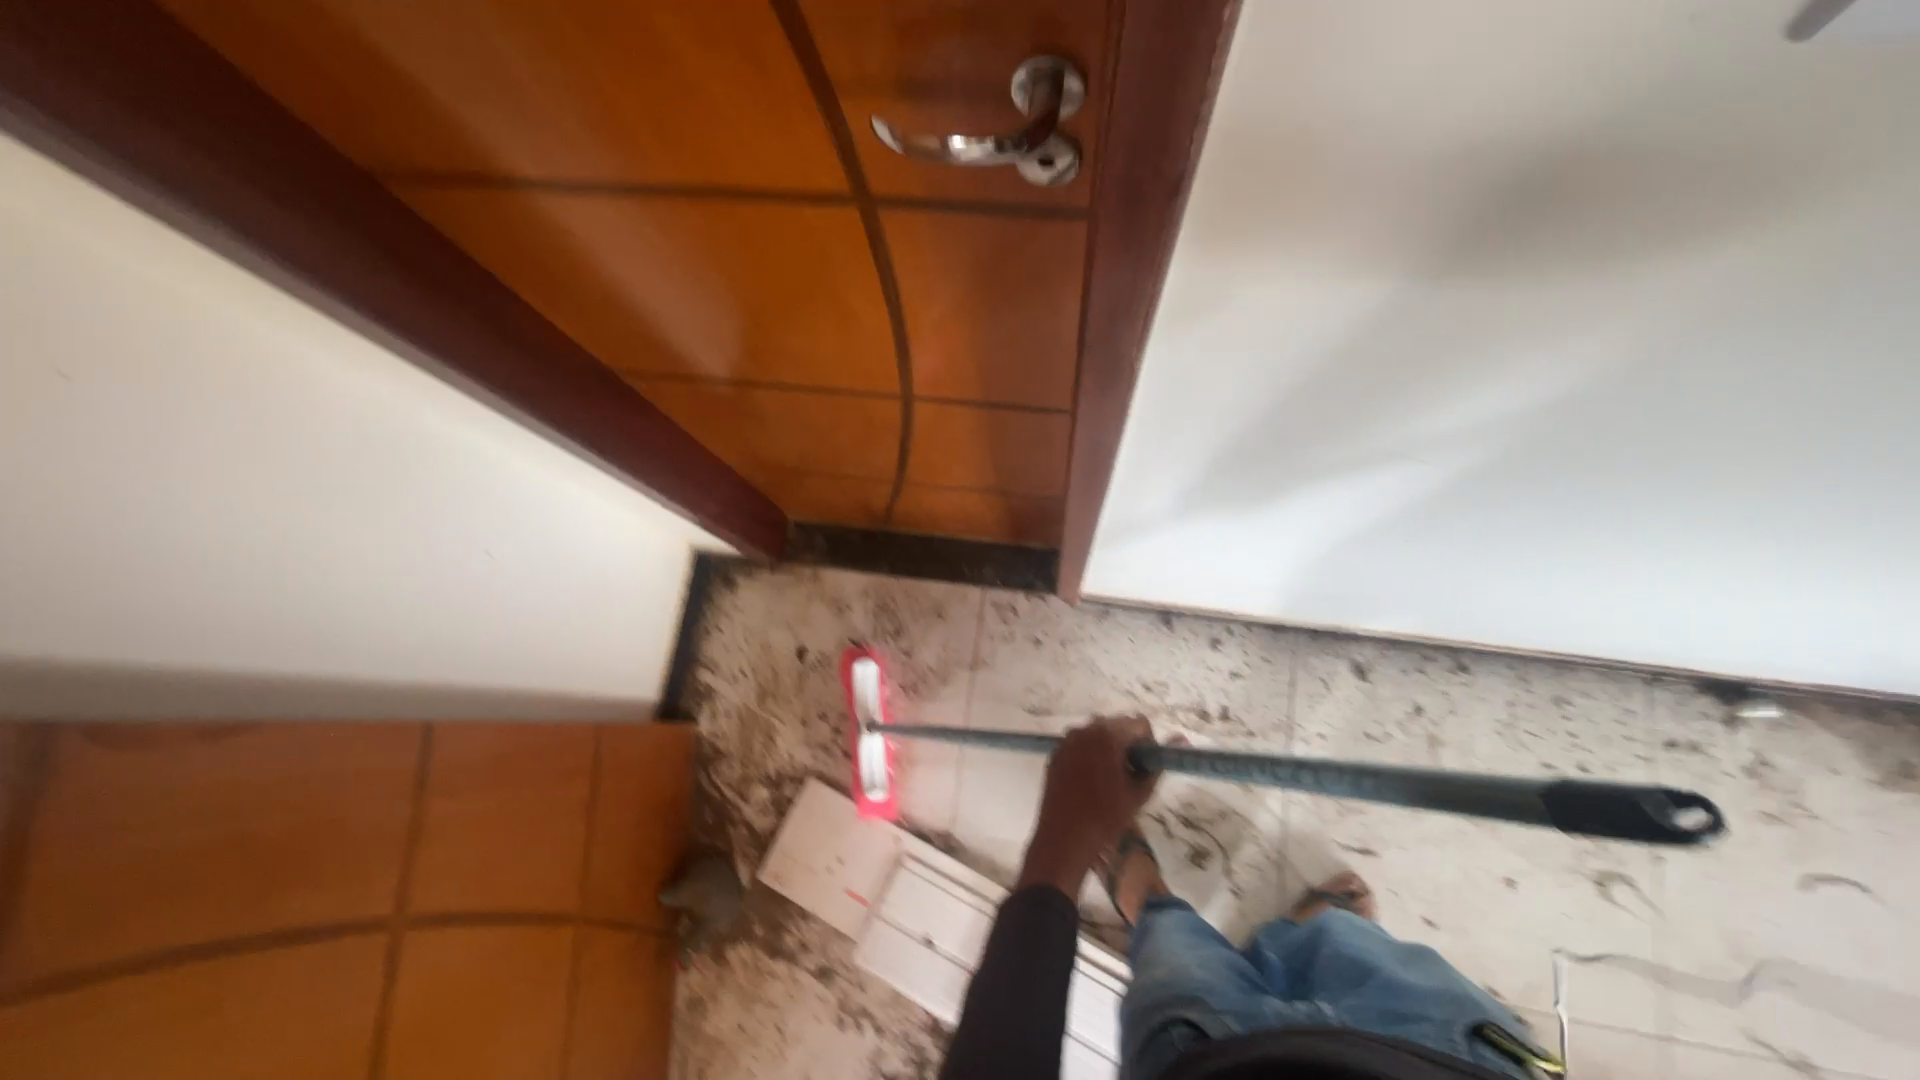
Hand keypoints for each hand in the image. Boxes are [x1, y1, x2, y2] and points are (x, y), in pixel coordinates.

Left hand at [1016, 716, 1160, 898]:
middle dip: (1127, 744)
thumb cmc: (1107, 815)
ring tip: (1109, 778)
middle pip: (1117, 725)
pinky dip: (1089, 753)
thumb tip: (1181, 740)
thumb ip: (1158, 763)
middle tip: (1129, 774)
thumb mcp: (1140, 792)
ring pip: (1097, 733)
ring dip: (1108, 747)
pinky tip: (1089, 780)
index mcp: (1108, 735)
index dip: (1147, 744)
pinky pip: (1080, 743)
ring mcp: (1068, 739)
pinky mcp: (1056, 751)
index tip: (1144, 766)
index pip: (1140, 724)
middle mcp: (1086, 729)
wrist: (1065, 835)